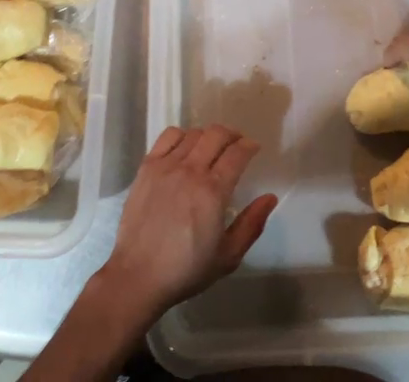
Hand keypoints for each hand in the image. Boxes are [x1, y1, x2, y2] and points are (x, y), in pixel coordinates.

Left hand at [96, 125, 277, 318]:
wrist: (139, 275)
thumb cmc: (186, 269)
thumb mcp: (228, 256)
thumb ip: (252, 224)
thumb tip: (270, 197)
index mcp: (213, 191)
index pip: (237, 153)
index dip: (249, 146)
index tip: (254, 148)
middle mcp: (191, 171)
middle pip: (216, 134)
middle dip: (232, 135)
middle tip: (237, 145)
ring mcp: (166, 166)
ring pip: (194, 134)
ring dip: (208, 136)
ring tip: (212, 148)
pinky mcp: (147, 167)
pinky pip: (168, 137)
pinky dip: (182, 136)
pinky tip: (185, 149)